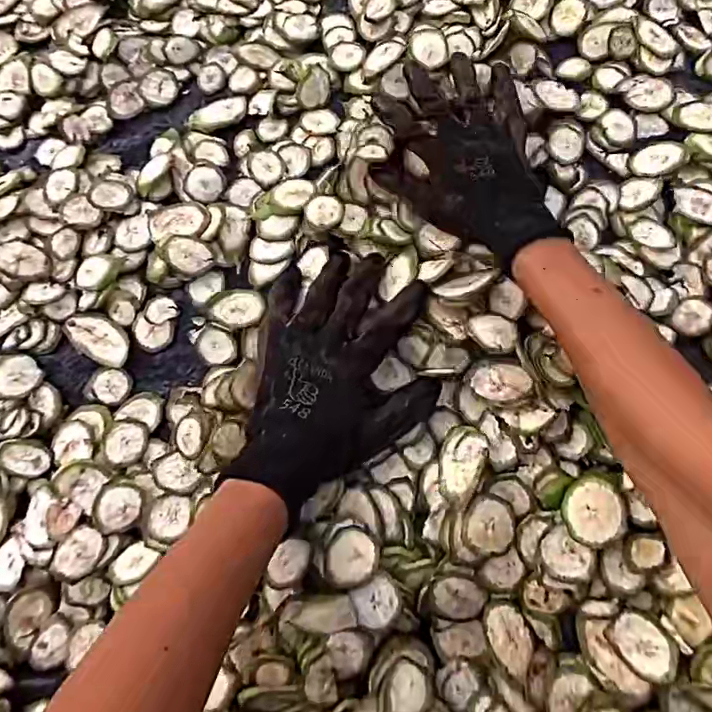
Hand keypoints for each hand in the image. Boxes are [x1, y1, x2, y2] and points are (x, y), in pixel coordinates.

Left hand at [221, 251, 436, 516]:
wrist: (279, 455)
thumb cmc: (330, 445)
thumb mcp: (376, 434)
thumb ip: (406, 409)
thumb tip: (436, 385)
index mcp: (353, 364)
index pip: (386, 326)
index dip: (405, 303)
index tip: (420, 285)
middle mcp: (327, 343)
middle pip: (350, 299)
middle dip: (366, 275)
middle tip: (377, 258)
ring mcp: (298, 339)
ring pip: (317, 296)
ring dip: (330, 273)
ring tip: (340, 256)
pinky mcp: (275, 342)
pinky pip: (279, 307)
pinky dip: (285, 287)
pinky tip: (290, 270)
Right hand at [371, 53, 568, 270]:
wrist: (512, 222)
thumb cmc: (465, 216)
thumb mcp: (426, 204)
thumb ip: (400, 184)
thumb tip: (372, 170)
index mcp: (438, 152)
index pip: (408, 126)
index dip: (391, 111)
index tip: (377, 96)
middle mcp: (461, 135)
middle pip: (438, 104)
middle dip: (422, 84)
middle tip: (411, 64)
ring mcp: (488, 133)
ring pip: (473, 98)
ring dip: (464, 76)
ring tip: (458, 56)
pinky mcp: (511, 136)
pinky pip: (508, 107)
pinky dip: (505, 88)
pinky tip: (501, 70)